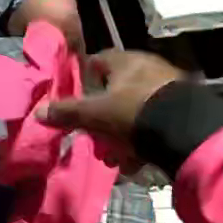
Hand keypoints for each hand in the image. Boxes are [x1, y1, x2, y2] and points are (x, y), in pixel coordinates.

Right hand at [37, 50, 184, 153]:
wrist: (185, 130)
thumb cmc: (132, 113)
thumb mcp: (94, 114)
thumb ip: (66, 113)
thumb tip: (37, 111)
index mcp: (125, 61)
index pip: (98, 61)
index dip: (85, 79)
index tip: (77, 100)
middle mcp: (148, 68)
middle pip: (116, 91)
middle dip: (102, 117)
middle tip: (95, 138)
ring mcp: (167, 88)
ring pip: (134, 111)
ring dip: (121, 135)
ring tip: (115, 157)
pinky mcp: (182, 110)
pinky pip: (153, 124)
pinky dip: (142, 141)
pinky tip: (135, 160)